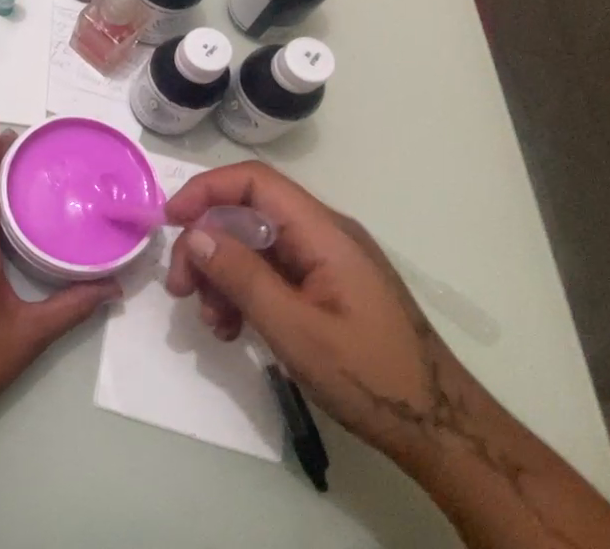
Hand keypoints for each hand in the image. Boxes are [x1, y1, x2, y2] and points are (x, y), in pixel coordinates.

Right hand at [163, 161, 487, 470]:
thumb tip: (194, 233)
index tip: (169, 223)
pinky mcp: (324, 288)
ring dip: (221, 275)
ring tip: (212, 322)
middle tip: (181, 289)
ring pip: (253, 246)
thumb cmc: (370, 376)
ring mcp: (324, 263)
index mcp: (323, 233)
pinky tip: (233, 329)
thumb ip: (242, 276)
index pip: (254, 181)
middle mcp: (323, 236)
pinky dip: (242, 293)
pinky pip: (270, 273)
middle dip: (205, 245)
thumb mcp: (295, 329)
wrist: (439, 428)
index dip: (205, 190)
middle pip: (246, 215)